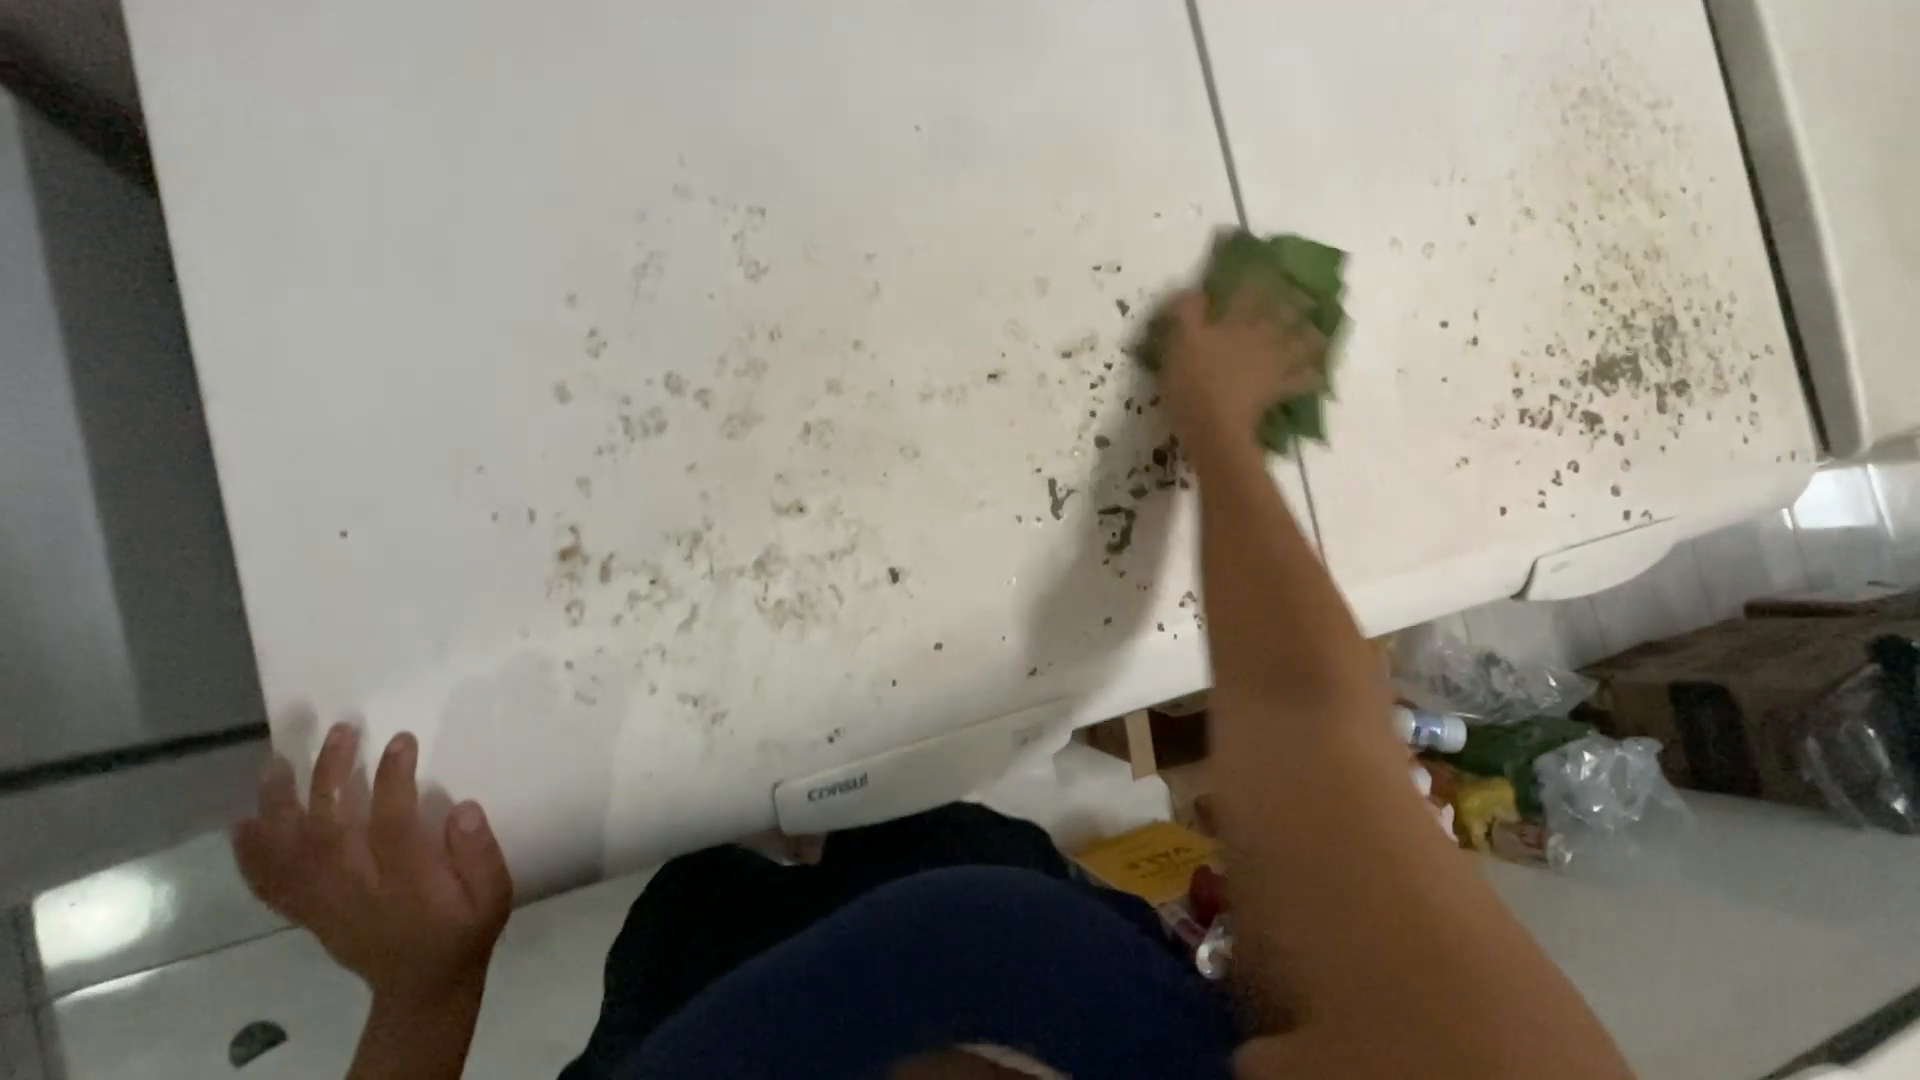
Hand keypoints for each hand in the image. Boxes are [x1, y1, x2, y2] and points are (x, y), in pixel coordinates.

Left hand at [232, 722, 513, 1006]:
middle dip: (329, 774)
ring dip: (277, 805)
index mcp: (405, 882)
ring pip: (289, 850)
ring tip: (276, 762)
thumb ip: (481, 855)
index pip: (390, 823)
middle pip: (328, 828)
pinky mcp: (309, 912)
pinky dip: (251, 854)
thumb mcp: (494, 896)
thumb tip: (464, 808)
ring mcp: (324, 902)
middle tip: (341, 731)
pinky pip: (270, 883)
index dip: (392, 778)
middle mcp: (355, 889)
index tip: (400, 739)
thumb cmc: (464, 930)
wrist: (423, 985)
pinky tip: (244, 824)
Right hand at [1158, 286, 1324, 460]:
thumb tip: (1193, 289)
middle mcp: (1260, 336)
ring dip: (1310, 336)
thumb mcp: (1178, 341)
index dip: (1256, 277)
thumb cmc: (1192, 381)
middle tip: (1307, 293)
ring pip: (1298, 343)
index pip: (1247, 291)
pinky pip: (1299, 382)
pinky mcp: (1276, 391)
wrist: (1214, 426)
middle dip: (1294, 301)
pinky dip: (1310, 377)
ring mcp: (1272, 364)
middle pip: (1283, 314)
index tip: (1265, 264)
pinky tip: (1318, 375)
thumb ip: (1186, 311)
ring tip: (1321, 330)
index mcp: (1235, 321)